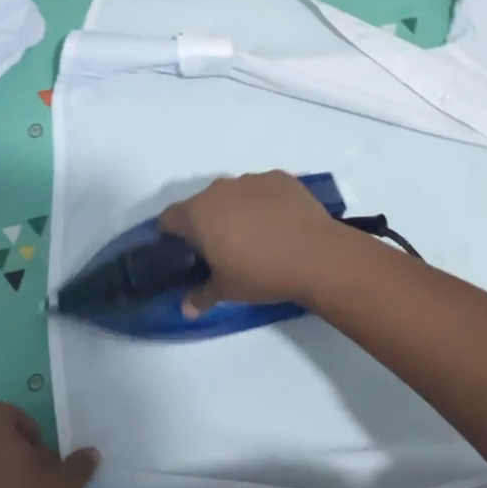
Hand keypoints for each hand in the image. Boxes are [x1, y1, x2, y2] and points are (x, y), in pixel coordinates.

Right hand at [157, 171, 348, 315]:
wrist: (316, 256)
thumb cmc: (261, 274)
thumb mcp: (226, 291)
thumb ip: (200, 296)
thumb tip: (186, 309)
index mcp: (198, 214)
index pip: (169, 218)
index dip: (172, 235)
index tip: (184, 252)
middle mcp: (219, 190)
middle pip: (202, 204)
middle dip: (207, 223)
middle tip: (222, 249)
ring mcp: (251, 180)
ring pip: (234, 194)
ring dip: (237, 211)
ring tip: (256, 237)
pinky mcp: (280, 178)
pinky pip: (263, 190)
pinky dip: (265, 203)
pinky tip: (280, 224)